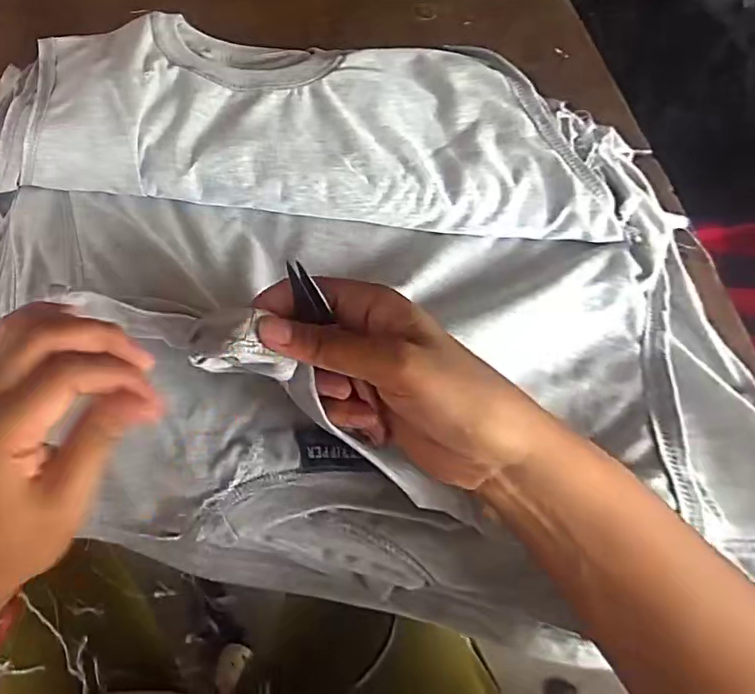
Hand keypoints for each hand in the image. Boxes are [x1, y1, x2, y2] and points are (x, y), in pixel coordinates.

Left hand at [0, 302, 163, 618]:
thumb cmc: (26, 537)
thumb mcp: (68, 499)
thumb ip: (99, 438)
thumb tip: (141, 396)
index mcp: (4, 429)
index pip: (63, 374)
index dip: (113, 373)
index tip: (151, 395)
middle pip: (43, 336)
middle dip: (99, 337)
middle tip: (142, 360)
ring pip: (25, 325)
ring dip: (74, 322)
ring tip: (115, 342)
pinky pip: (14, 333)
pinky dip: (48, 321)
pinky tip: (77, 332)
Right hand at [254, 278, 564, 490]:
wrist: (503, 460)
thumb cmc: (454, 393)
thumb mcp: (388, 363)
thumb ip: (325, 345)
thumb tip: (264, 326)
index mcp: (372, 306)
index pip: (310, 293)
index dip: (279, 307)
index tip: (252, 331)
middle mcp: (364, 331)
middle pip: (306, 334)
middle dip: (308, 360)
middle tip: (330, 381)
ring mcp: (365, 368)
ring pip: (314, 371)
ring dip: (327, 391)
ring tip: (362, 405)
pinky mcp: (368, 401)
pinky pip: (330, 399)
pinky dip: (343, 413)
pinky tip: (372, 424)